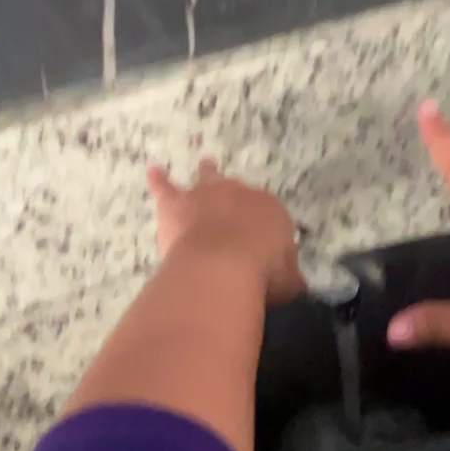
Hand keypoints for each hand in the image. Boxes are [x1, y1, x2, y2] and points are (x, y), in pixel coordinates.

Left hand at [145, 158, 304, 301]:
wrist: (222, 266)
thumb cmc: (261, 275)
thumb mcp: (288, 282)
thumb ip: (290, 280)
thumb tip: (296, 287)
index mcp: (272, 211)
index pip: (269, 215)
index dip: (264, 230)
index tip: (263, 246)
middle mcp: (240, 194)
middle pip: (239, 191)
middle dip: (238, 197)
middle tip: (237, 203)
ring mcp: (207, 194)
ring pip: (207, 178)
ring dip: (207, 172)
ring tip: (206, 162)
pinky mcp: (176, 204)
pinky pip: (165, 187)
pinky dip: (159, 180)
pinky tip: (153, 170)